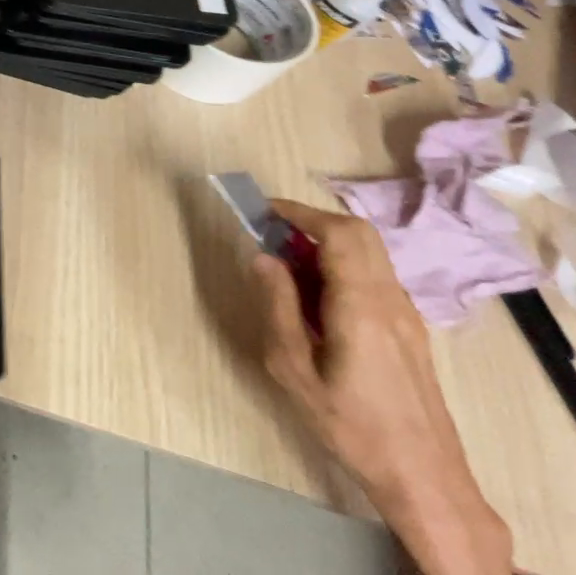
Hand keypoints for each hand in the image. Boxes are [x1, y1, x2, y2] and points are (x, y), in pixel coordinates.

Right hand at [253, 200, 512, 574]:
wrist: (418, 470)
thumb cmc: (345, 420)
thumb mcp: (292, 365)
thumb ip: (278, 306)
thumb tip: (263, 258)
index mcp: (361, 306)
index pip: (341, 236)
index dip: (301, 213)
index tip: (263, 209)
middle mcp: (391, 301)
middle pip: (362, 236)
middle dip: (314, 220)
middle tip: (269, 228)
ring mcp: (406, 315)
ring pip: (370, 255)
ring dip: (327, 243)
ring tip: (283, 260)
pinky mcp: (407, 329)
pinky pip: (374, 277)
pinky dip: (340, 265)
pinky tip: (310, 292)